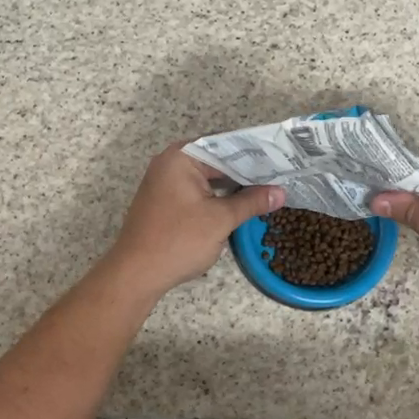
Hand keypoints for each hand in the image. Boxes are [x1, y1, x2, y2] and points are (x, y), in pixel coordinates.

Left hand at [104, 143, 284, 297]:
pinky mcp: (165, 202)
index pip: (225, 144)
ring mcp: (165, 183)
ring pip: (207, 177)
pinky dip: (218, 196)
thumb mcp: (220, 219)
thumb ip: (251, 202)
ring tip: (268, 188)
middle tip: (280, 174)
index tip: (282, 157)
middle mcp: (170, 163)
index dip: (255, 151)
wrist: (136, 273)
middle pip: (216, 159)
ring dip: (233, 184)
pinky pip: (197, 191)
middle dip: (246, 170)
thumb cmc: (178, 240)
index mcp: (180, 157)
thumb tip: (279, 192)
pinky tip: (241, 203)